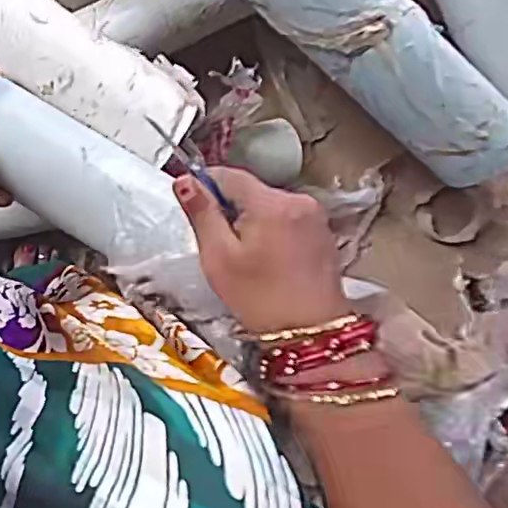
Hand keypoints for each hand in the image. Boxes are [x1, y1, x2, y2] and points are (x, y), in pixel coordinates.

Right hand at [173, 166, 350, 332]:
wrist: (310, 333)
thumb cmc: (260, 299)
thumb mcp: (218, 257)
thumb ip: (201, 213)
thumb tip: (184, 180)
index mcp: (271, 203)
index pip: (228, 174)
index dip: (205, 186)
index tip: (196, 210)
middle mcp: (298, 200)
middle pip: (250, 189)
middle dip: (230, 209)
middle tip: (222, 246)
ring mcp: (314, 216)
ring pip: (267, 204)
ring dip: (250, 221)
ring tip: (246, 258)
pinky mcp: (323, 231)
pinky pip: (286, 218)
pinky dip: (271, 231)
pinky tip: (267, 261)